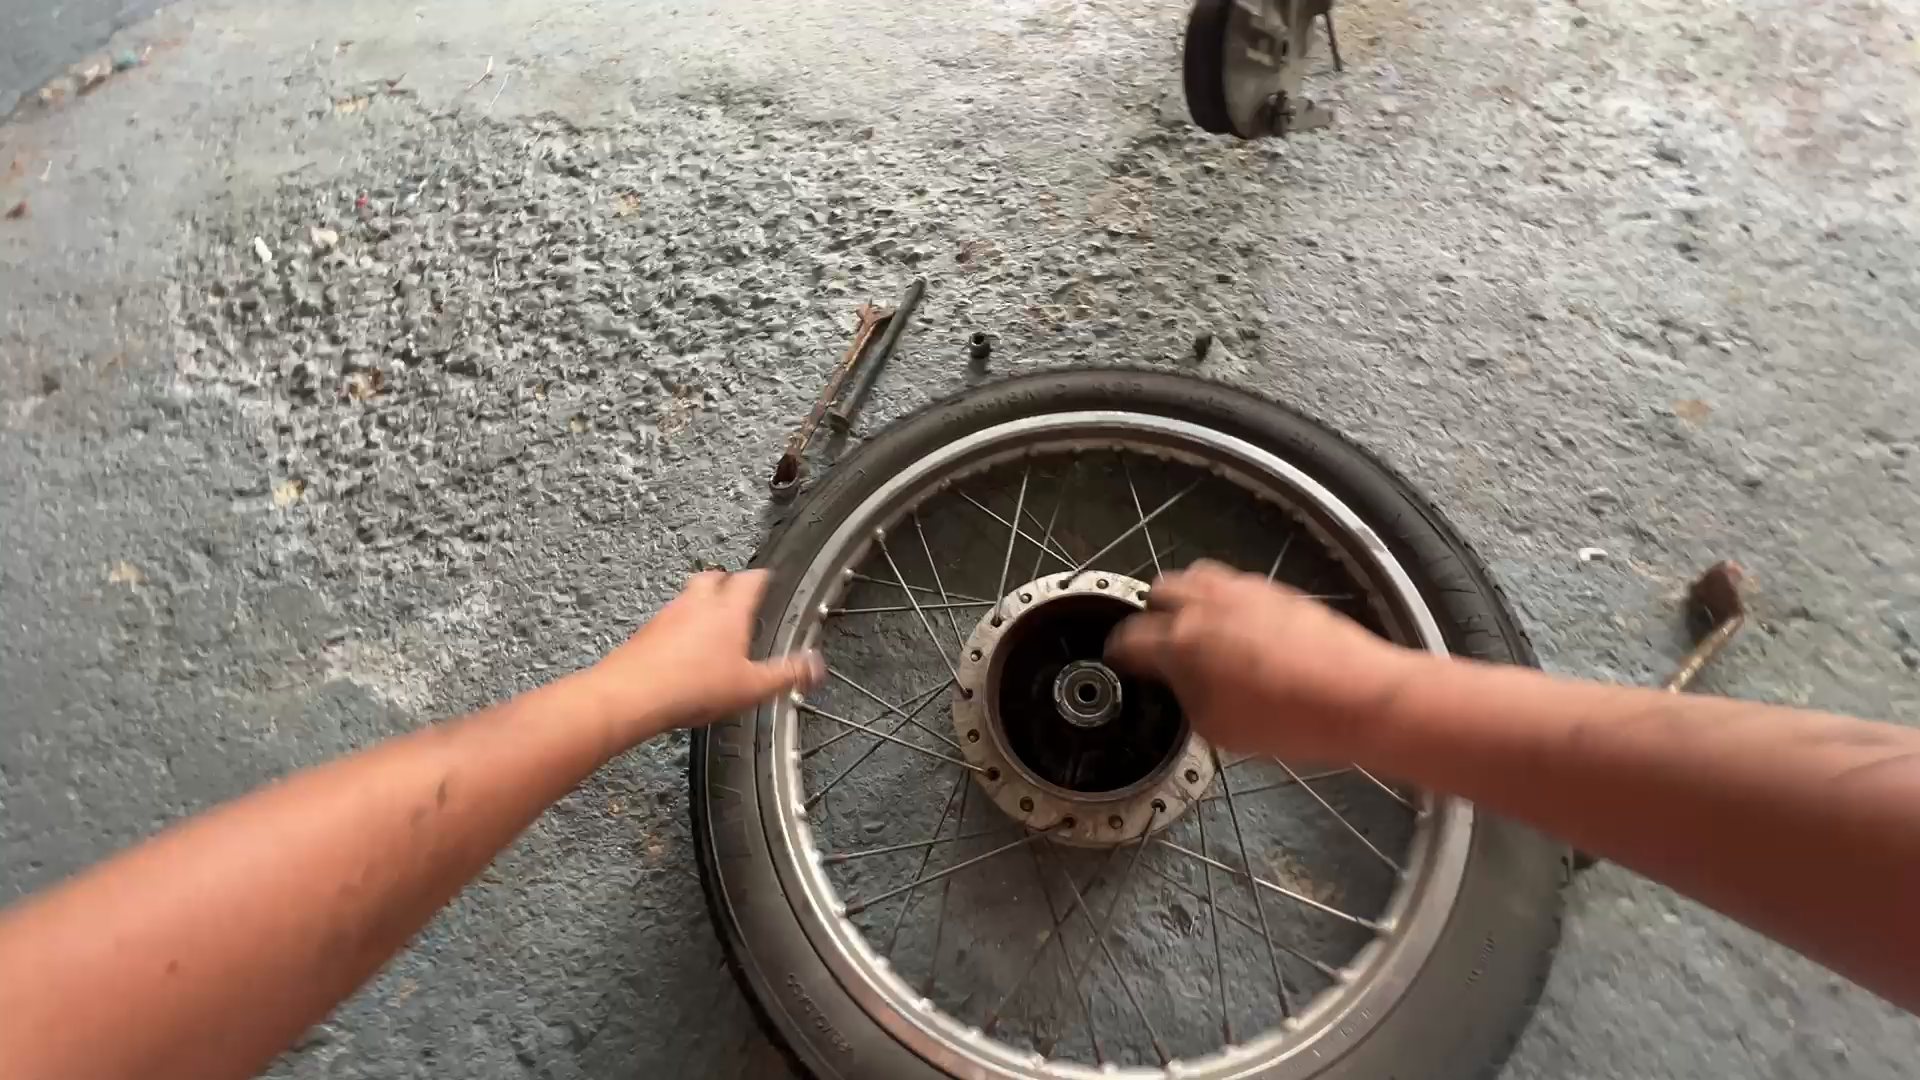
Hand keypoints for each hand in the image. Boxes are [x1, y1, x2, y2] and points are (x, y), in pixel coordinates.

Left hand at [584, 569, 823, 739]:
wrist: (631, 697)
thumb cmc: (691, 687)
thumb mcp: (752, 687)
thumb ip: (787, 674)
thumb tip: (815, 666)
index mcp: (729, 611)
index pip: (752, 579)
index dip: (764, 577)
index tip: (769, 579)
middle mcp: (698, 604)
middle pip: (715, 576)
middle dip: (728, 581)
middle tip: (737, 593)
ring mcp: (669, 615)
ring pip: (689, 594)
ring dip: (702, 601)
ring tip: (712, 620)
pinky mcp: (646, 632)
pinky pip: (668, 617)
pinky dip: (680, 625)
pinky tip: (683, 647)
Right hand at [1104, 560, 1425, 762]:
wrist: (1361, 697)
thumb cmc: (1290, 721)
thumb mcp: (1216, 726)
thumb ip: (1184, 694)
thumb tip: (1177, 680)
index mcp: (1181, 642)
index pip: (1129, 637)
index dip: (1117, 650)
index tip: (1119, 658)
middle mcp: (1205, 605)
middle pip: (1157, 592)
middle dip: (1150, 615)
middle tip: (1157, 640)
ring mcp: (1241, 590)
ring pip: (1193, 577)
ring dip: (1184, 598)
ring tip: (1193, 624)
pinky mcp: (1273, 588)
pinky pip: (1230, 582)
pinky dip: (1219, 598)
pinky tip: (1235, 624)